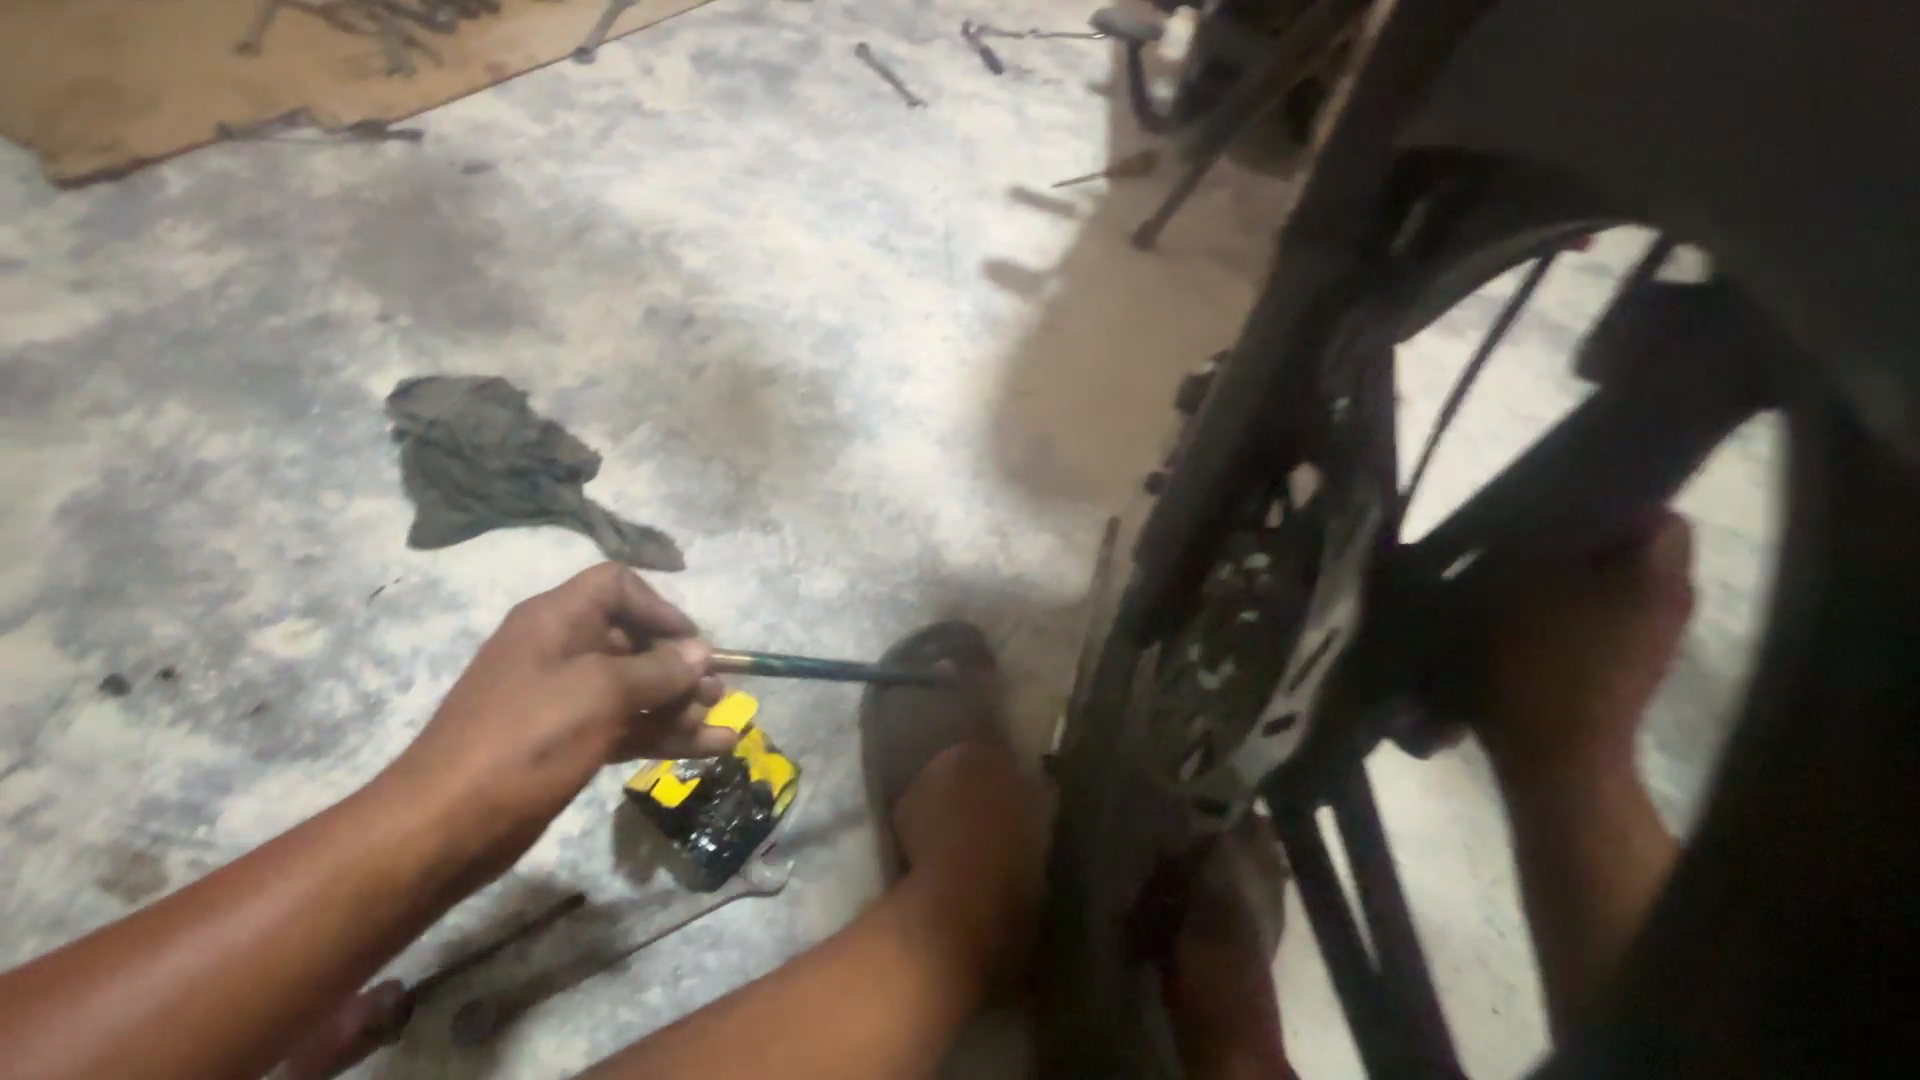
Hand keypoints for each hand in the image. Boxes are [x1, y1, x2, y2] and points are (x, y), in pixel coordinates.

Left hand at [382, 563, 736, 877]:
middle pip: (633, 641)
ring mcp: (564, 701)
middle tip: (720, 691)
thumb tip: (699, 653)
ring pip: (635, 690)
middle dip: (680, 665)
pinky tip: (711, 749)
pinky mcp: (569, 743)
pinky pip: (627, 726)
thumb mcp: (600, 694)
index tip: (690, 644)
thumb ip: (658, 670)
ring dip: (681, 704)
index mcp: (556, 621)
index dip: (658, 608)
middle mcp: (561, 652)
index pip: (616, 586)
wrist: (446, 825)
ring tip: (727, 721)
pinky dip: (665, 735)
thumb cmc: (526, 739)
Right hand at [1480, 511, 1694, 789]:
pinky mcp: (1632, 668)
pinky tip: (1531, 623)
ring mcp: (1655, 640)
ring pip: (1620, 586)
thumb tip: (1536, 527)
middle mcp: (1671, 603)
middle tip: (1531, 547)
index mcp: (1657, 578)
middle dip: (1587, 546)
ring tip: (1524, 584)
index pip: (1660, 518)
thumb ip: (1531, 552)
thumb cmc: (1537, 667)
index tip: (1558, 515)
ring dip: (1577, 580)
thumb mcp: (1517, 594)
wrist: (1554, 757)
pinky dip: (1576, 613)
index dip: (1611, 508)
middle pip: (1638, 553)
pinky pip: (1609, 618)